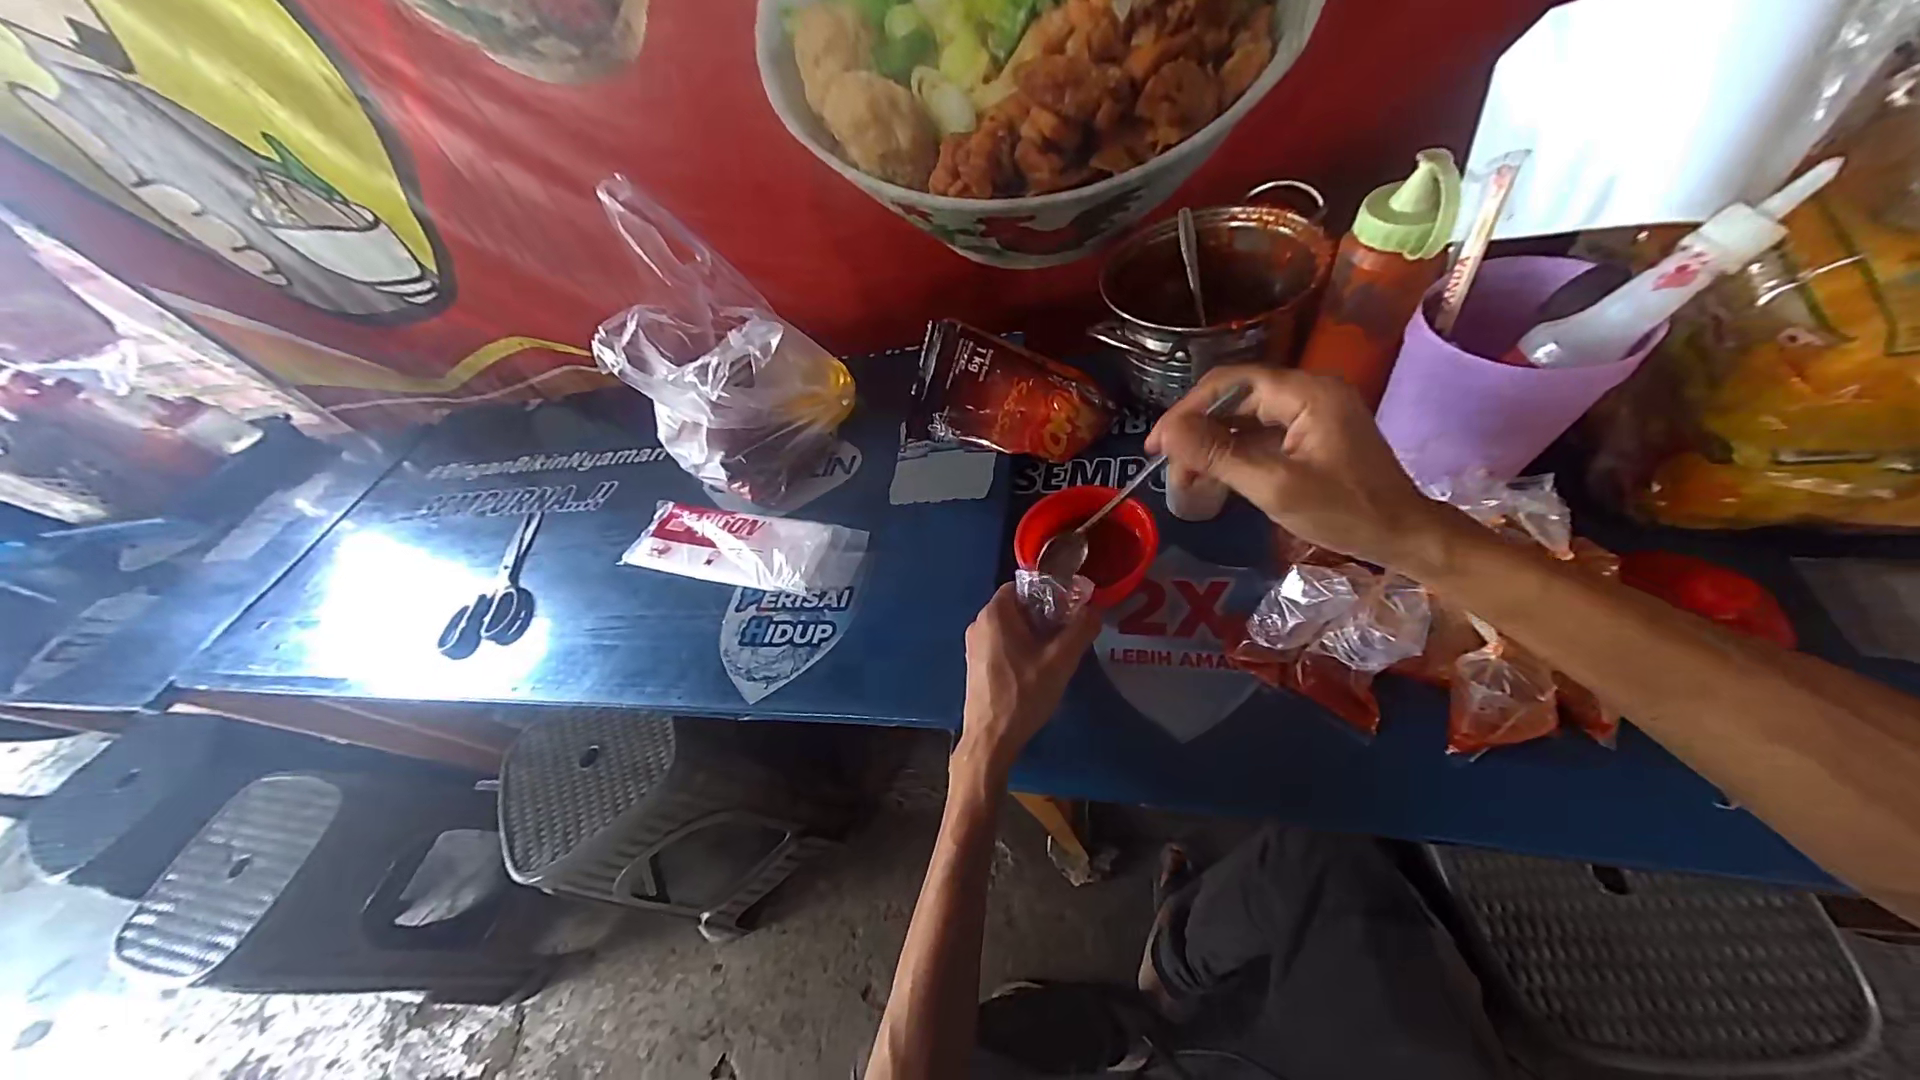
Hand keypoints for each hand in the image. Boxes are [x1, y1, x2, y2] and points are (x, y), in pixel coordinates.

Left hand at [957, 583, 1101, 781]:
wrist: (991, 739)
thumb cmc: (1023, 694)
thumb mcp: (1060, 661)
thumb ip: (1080, 630)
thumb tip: (1095, 609)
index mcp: (994, 614)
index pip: (1021, 585)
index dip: (1047, 591)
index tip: (1069, 606)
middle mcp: (979, 624)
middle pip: (1016, 606)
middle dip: (1043, 614)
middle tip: (1068, 629)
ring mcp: (974, 646)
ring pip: (1009, 626)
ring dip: (1033, 632)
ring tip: (1057, 650)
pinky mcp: (976, 665)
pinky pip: (1001, 643)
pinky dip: (1020, 647)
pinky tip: (1038, 667)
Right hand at [1146, 366, 1455, 568]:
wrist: (1403, 535)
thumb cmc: (1344, 512)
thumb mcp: (1274, 486)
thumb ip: (1219, 455)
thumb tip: (1167, 432)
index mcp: (1306, 393)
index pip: (1231, 384)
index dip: (1186, 410)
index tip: (1156, 444)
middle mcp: (1308, 391)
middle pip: (1235, 397)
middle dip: (1195, 430)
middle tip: (1166, 464)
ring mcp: (1311, 411)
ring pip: (1244, 416)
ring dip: (1211, 443)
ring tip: (1184, 475)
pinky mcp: (1310, 432)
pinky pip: (1260, 432)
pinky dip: (1232, 451)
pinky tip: (1213, 474)